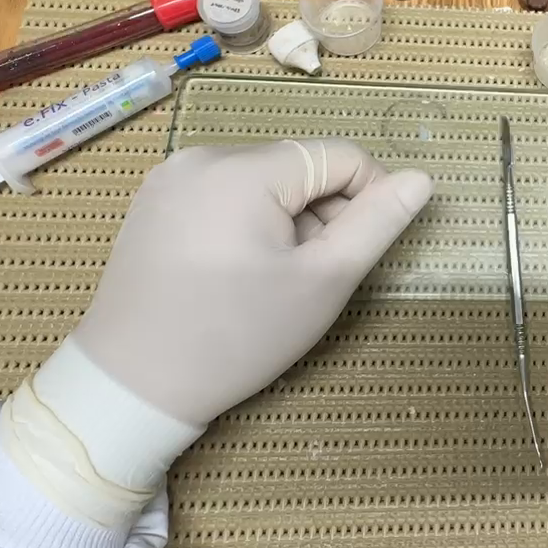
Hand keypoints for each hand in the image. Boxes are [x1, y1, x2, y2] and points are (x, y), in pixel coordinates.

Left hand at [72, 140, 433, 424]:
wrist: (125, 391)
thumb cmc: (235, 337)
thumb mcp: (322, 283)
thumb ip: (377, 223)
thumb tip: (421, 178)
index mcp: (244, 170)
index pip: (341, 156)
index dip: (369, 198)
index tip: (358, 253)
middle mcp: (203, 156)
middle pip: (301, 167)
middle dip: (323, 213)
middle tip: (310, 276)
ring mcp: (171, 176)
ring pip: (267, 180)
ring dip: (289, 220)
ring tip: (272, 278)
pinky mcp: (154, 200)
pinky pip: (228, 192)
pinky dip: (251, 221)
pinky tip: (237, 270)